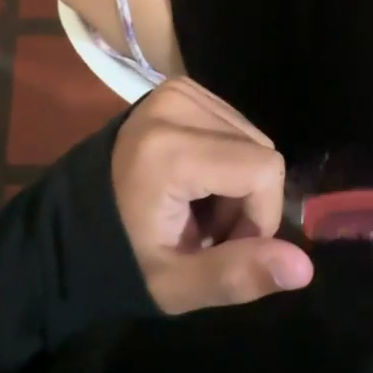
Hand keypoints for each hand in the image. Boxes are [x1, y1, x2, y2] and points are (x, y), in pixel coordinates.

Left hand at [111, 78, 314, 312]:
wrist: (68, 227)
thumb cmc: (121, 261)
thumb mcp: (177, 285)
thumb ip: (239, 274)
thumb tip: (304, 266)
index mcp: (170, 150)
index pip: (265, 170)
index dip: (259, 217)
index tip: (222, 246)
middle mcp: (174, 106)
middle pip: (260, 150)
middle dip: (248, 198)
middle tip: (204, 229)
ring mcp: (174, 91)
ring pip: (249, 134)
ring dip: (237, 177)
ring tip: (195, 206)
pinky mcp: (177, 87)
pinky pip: (231, 120)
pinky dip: (226, 153)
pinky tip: (194, 179)